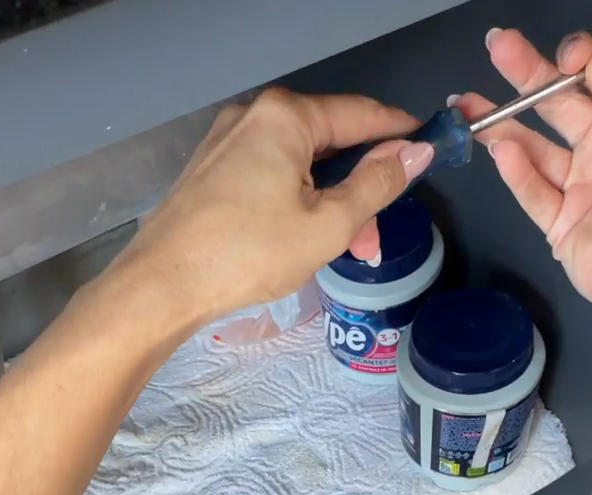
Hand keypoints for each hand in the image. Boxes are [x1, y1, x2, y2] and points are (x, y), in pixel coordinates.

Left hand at [112, 89, 435, 325]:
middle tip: (373, 238)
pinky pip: (269, 177)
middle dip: (358, 189)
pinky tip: (302, 239)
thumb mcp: (328, 225)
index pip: (359, 114)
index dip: (397, 131)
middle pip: (326, 144)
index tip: (427, 145)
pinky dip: (296, 204)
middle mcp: (253, 117)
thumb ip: (377, 186)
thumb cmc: (249, 254)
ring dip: (328, 204)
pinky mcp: (210, 173)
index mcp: (285, 117)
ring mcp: (226, 144)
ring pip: (297, 166)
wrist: (165, 283)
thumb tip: (414, 152)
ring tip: (342, 250)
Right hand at [452, 26, 591, 317]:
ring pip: (536, 150)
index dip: (574, 62)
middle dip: (526, 77)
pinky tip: (499, 150)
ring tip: (472, 108)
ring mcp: (583, 189)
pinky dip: (516, 172)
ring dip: (505, 127)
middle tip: (496, 49)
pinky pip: (533, 192)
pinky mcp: (562, 225)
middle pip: (558, 107)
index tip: (560, 55)